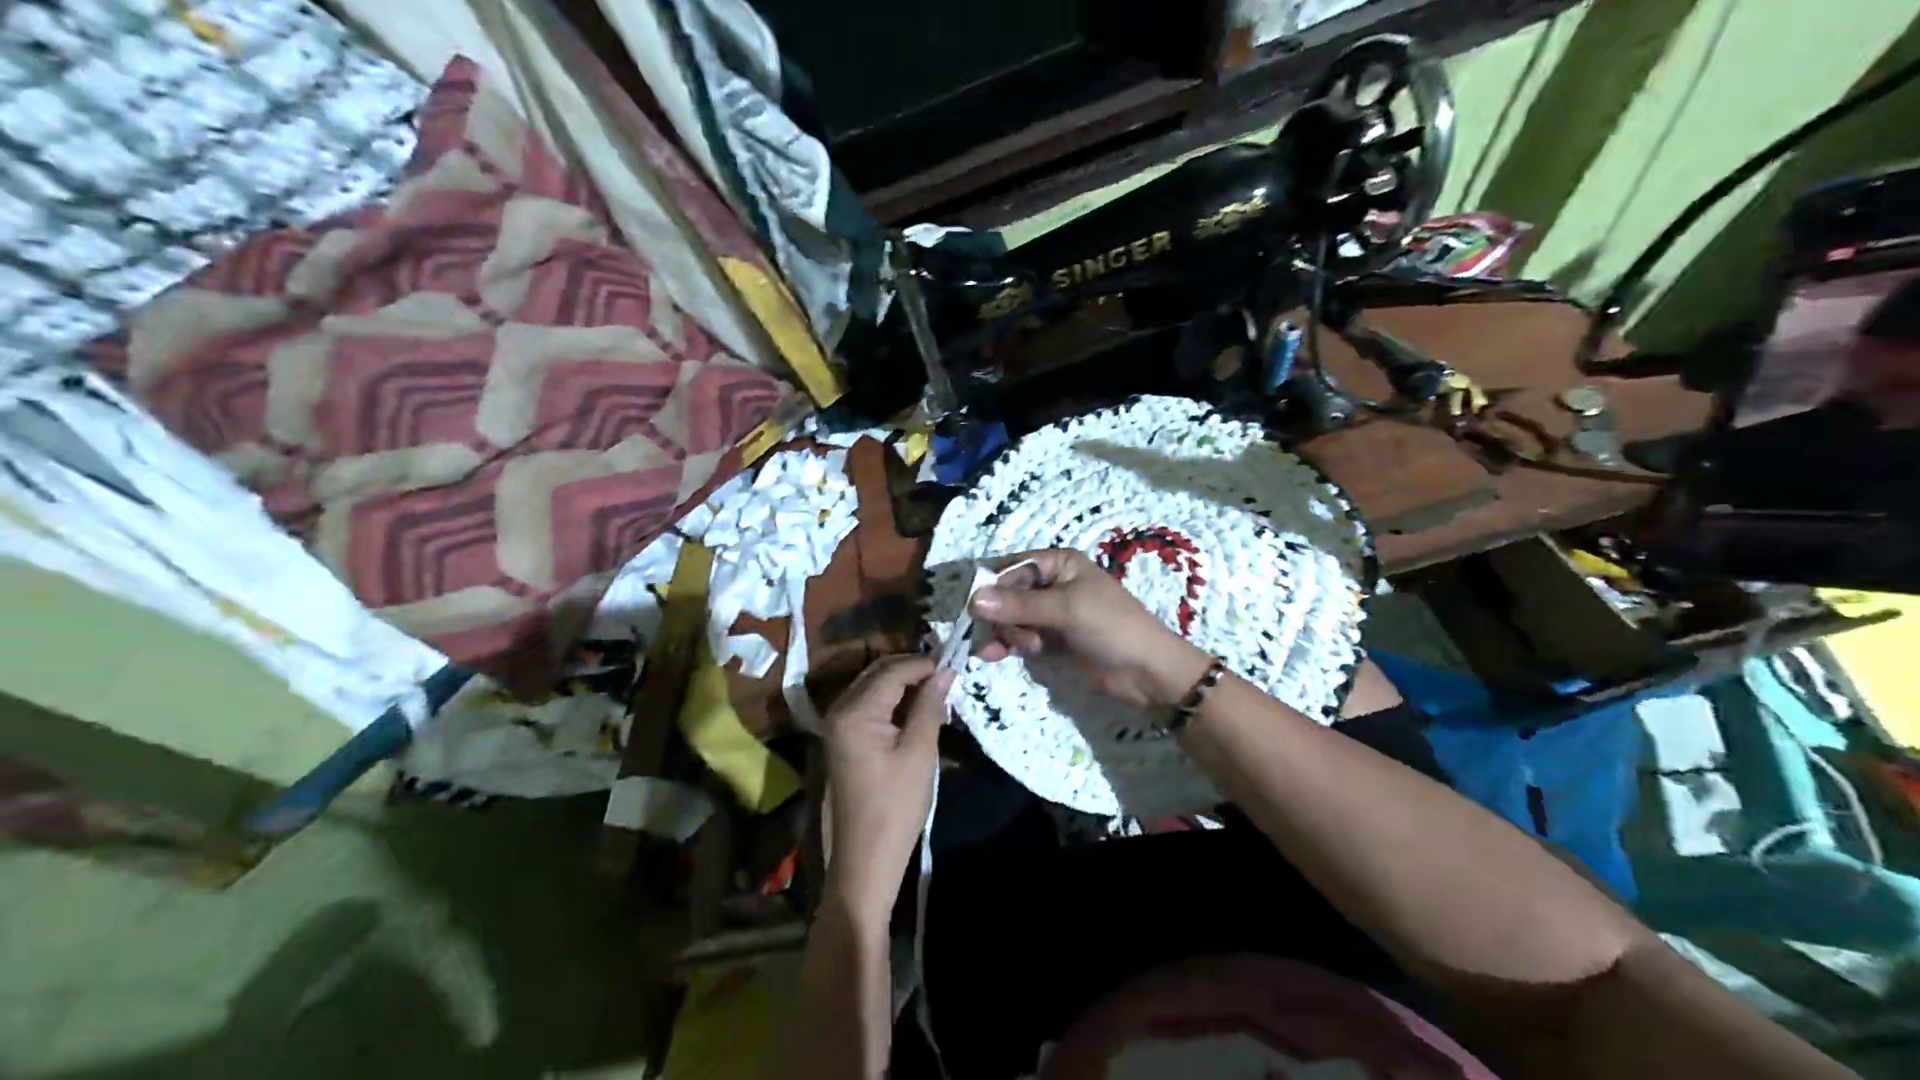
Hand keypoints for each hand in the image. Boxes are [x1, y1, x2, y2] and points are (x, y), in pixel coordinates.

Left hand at [821, 655, 953, 927]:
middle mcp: (839, 710)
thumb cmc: (896, 806)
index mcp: (855, 712)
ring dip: (904, 686)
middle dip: (913, 671)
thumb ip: (929, 706)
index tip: (955, 666)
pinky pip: (869, 706)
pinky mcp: (843, 739)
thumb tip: (944, 672)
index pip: (892, 671)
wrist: (866, 858)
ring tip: (938, 695)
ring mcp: (838, 725)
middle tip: (947, 679)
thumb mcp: (919, 752)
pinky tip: (918, 712)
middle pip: (878, 674)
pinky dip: (893, 703)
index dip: (924, 665)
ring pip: (874, 687)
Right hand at [972, 549, 1211, 709]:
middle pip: (1008, 594)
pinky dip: (1007, 645)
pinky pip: (1020, 637)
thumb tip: (972, 599)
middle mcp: (1053, 584)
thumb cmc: (1111, 626)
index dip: (991, 585)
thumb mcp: (1065, 610)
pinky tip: (991, 656)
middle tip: (1001, 633)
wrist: (1147, 672)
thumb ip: (1019, 605)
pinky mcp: (1051, 640)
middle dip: (1001, 615)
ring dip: (1007, 633)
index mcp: (1060, 564)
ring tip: (1016, 649)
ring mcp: (1051, 614)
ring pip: (1012, 618)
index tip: (971, 607)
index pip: (1013, 567)